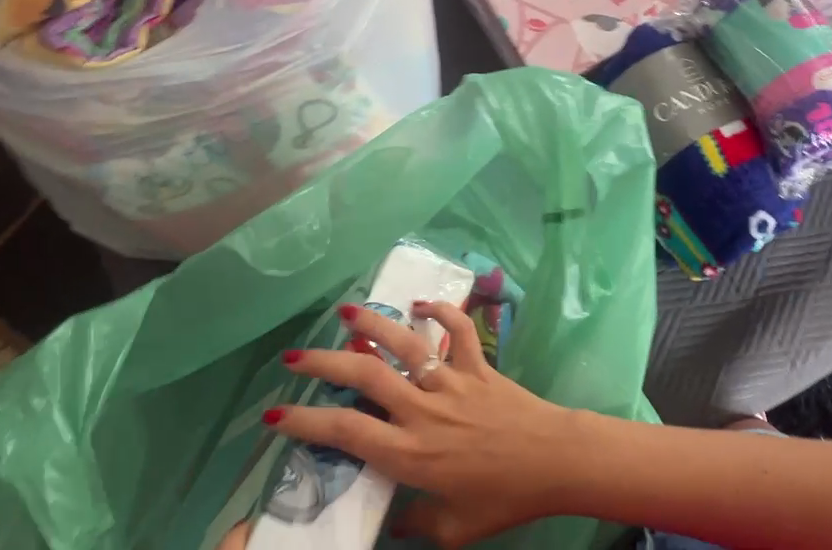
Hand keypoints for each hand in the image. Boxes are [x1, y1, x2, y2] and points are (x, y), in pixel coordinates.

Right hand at [270, 301, 588, 547]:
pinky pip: (457, 331)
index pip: (345, 433)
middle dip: (324, 363)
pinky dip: (441, 312)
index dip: (306, 422)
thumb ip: (416, 523)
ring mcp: (451, 382)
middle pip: (365, 376)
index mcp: (410, 454)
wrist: (555, 461)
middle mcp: (423, 410)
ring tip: (346, 311)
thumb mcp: (454, 529)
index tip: (276, 413)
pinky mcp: (478, 365)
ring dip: (374, 325)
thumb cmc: (504, 498)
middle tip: (295, 356)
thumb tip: (393, 520)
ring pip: (405, 345)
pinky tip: (421, 303)